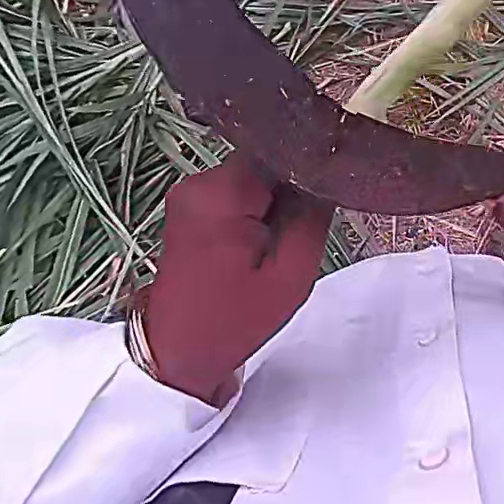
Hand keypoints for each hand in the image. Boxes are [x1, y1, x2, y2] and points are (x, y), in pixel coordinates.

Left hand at [143, 157, 333, 403]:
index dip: (306, 170)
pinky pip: (235, 193)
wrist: (178, 351)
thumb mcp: (290, 276)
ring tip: (277, 243)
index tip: (325, 193)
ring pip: (252, 179)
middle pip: (264, 164)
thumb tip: (325, 174)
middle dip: (289, 191)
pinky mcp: (189, 206)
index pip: (278, 152)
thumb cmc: (233, 320)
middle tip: (296, 233)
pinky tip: (258, 243)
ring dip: (272, 203)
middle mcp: (197, 181)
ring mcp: (188, 192)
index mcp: (219, 193)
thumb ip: (312, 217)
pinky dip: (253, 211)